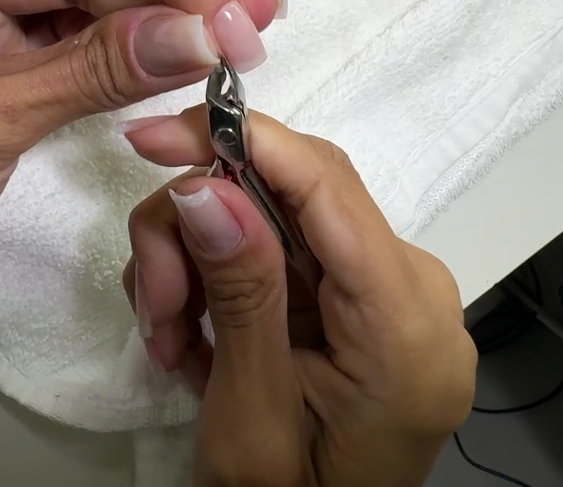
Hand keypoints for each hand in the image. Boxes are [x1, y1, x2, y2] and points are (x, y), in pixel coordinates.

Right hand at [123, 111, 475, 486]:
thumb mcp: (250, 425)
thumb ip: (239, 299)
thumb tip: (206, 186)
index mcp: (407, 324)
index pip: (327, 183)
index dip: (240, 137)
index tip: (151, 136)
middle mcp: (410, 285)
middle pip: (285, 190)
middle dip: (198, 229)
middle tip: (155, 302)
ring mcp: (380, 285)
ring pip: (264, 209)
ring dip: (194, 260)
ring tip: (167, 338)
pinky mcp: (348, 289)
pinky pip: (269, 240)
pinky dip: (215, 272)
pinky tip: (193, 334)